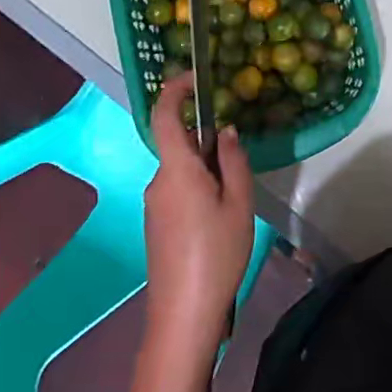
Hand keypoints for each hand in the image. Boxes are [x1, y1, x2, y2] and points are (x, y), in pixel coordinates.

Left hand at [145, 73, 255, 345]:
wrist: (183, 312)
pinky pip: (176, 190)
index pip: (164, 116)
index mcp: (176, 169)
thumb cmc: (216, 254)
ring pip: (180, 170)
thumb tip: (223, 132)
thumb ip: (232, 162)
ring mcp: (153, 204)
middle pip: (177, 145)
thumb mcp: (238, 204)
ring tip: (235, 199)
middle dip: (205, 141)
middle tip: (238, 160)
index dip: (175, 90)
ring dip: (204, 169)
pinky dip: (196, 188)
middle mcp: (158, 180)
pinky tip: (218, 220)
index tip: (194, 79)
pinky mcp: (156, 223)